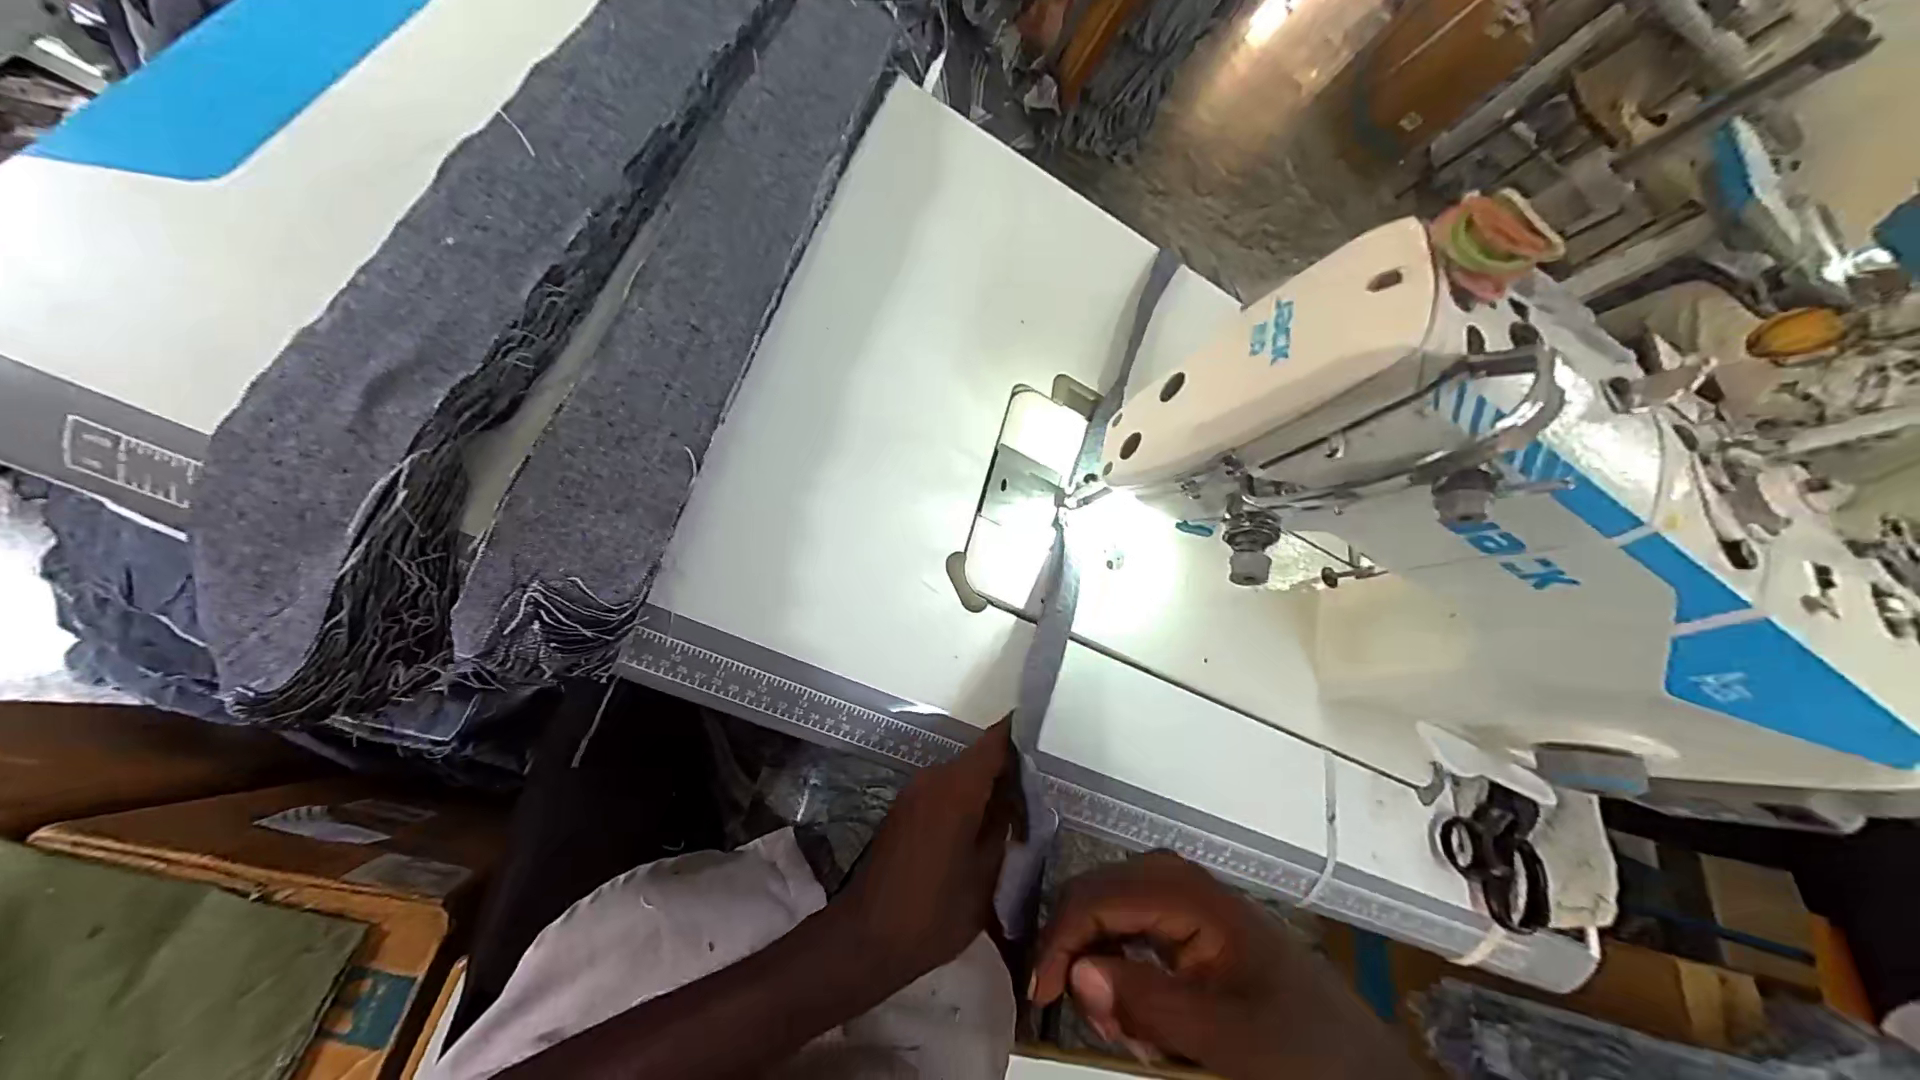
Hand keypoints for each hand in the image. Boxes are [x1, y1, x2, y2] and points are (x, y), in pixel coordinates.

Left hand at [832, 720, 1021, 982]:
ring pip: (962, 776)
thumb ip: (1004, 825)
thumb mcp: (986, 875)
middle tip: (1042, 789)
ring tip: (1019, 812)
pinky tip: (984, 828)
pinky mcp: (904, 810)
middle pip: (979, 758)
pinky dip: (967, 801)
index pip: (995, 741)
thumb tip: (1018, 795)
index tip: (1048, 740)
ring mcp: (915, 792)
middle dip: (1010, 770)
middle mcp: (933, 777)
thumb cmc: (934, 911)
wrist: (867, 938)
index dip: (1022, 736)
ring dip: (987, 789)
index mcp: (956, 786)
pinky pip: (944, 792)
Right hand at [1032, 851, 1419, 1079]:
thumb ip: (1147, 1002)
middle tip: (1082, 1014)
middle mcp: (1179, 881)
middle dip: (1078, 951)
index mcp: (1188, 893)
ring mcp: (1185, 901)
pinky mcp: (1190, 926)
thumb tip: (1076, 972)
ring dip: (1097, 962)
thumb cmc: (1301, 1049)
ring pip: (1110, 914)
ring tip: (1116, 1026)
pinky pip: (1133, 932)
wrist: (1362, 1067)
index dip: (1062, 940)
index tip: (1040, 995)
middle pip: (1098, 896)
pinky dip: (1120, 969)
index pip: (1099, 897)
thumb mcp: (1225, 1037)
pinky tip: (1135, 1015)